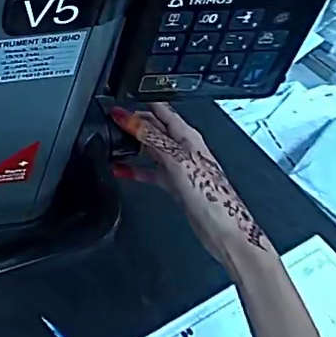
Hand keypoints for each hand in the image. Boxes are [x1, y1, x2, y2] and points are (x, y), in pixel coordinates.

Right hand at [112, 102, 272, 269]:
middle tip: (111, 123)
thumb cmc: (211, 195)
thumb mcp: (175, 159)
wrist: (225, 232)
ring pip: (149, 149)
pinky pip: (149, 171)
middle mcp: (183, 148)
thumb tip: (126, 116)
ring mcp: (178, 167)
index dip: (139, 104)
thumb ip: (149, 136)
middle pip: (153, 128)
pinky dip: (134, 169)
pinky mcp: (174, 184)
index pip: (160, 110)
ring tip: (112, 143)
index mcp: (187, 135)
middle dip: (133, 123)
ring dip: (131, 145)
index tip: (117, 104)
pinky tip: (121, 170)